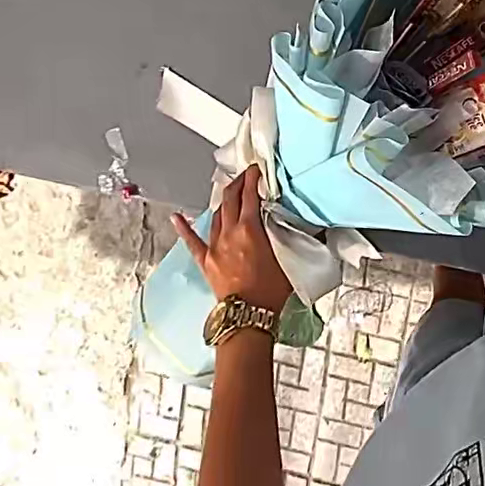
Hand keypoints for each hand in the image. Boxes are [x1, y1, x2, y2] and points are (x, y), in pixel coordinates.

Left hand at [172, 165, 292, 311]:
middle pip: (230, 200)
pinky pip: (193, 241)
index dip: (253, 179)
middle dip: (238, 184)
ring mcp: (214, 246)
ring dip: (224, 202)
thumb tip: (307, 226)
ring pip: (216, 216)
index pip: (250, 195)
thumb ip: (288, 237)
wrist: (248, 315)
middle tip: (246, 177)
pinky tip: (177, 217)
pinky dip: (185, 228)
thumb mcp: (286, 257)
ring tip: (231, 194)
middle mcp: (229, 233)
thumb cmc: (272, 289)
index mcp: (250, 229)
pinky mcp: (206, 261)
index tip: (257, 169)